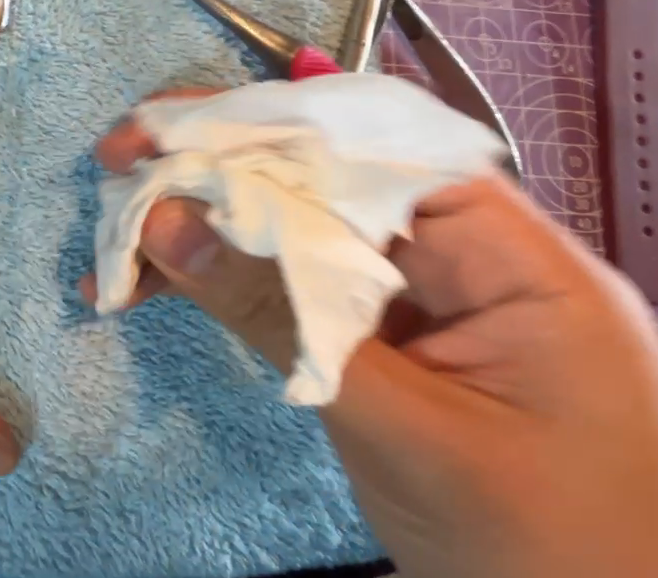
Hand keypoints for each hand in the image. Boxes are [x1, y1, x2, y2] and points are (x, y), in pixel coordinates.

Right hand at [92, 96, 657, 577]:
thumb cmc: (543, 544)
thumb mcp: (402, 426)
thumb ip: (278, 315)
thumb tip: (162, 220)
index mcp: (510, 257)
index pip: (377, 148)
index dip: (263, 122)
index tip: (161, 128)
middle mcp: (456, 255)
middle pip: (317, 178)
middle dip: (208, 171)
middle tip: (114, 168)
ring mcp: (405, 294)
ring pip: (282, 228)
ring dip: (193, 231)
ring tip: (114, 246)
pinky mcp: (362, 332)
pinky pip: (274, 282)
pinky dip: (208, 282)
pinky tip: (144, 291)